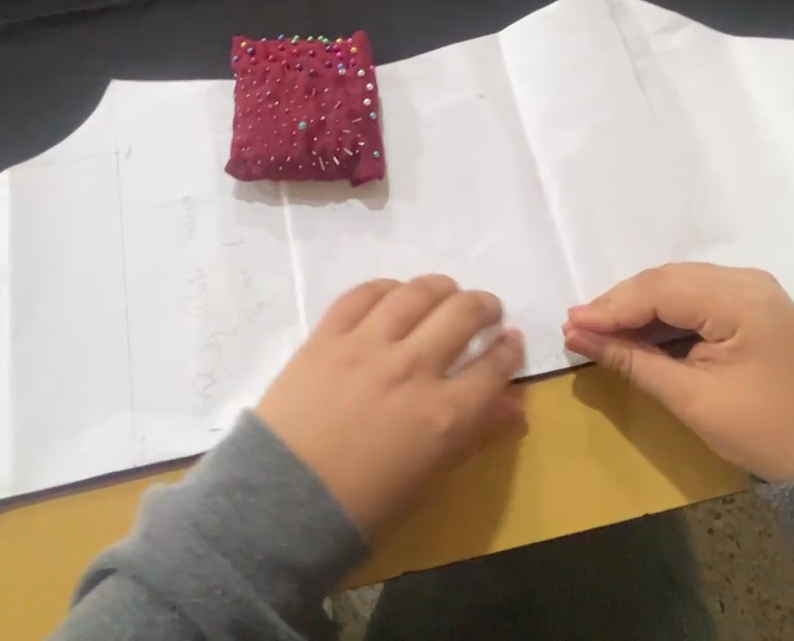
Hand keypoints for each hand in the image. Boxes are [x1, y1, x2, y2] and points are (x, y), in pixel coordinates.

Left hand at [256, 274, 525, 537]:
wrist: (281, 503)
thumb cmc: (362, 506)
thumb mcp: (429, 477)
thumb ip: (474, 434)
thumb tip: (512, 405)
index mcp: (445, 414)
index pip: (495, 365)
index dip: (510, 349)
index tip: (511, 341)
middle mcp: (413, 368)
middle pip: (463, 314)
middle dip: (484, 306)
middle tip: (486, 310)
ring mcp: (367, 345)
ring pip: (417, 293)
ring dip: (441, 287)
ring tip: (446, 291)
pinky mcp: (327, 335)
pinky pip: (363, 294)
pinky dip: (387, 287)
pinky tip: (395, 293)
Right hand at [562, 263, 793, 482]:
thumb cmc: (765, 432)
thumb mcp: (691, 398)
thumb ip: (633, 360)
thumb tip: (578, 336)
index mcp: (740, 300)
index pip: (660, 290)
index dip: (612, 307)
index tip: (571, 324)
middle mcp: (747, 281)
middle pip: (667, 280)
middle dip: (621, 303)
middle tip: (579, 326)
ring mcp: (753, 290)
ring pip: (678, 284)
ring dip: (639, 306)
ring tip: (599, 328)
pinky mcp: (752, 305)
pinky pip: (696, 296)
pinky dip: (664, 312)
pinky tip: (637, 329)